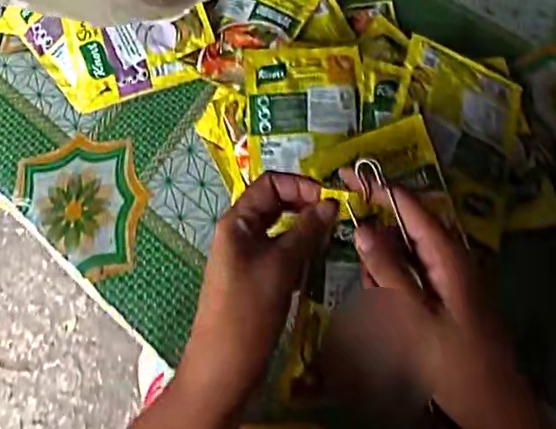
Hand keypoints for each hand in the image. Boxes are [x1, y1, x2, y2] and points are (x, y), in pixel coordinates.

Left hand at [150, 173, 335, 427]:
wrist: (221, 373)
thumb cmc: (248, 311)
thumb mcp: (281, 265)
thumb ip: (307, 230)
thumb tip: (331, 203)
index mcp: (237, 221)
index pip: (270, 183)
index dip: (300, 184)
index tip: (328, 198)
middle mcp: (239, 232)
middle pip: (274, 202)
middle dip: (304, 203)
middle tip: (333, 214)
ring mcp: (245, 256)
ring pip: (279, 227)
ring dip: (303, 227)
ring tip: (329, 235)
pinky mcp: (254, 277)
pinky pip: (279, 250)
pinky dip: (298, 248)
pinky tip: (314, 260)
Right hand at [340, 169, 542, 428]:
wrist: (495, 407)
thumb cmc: (457, 362)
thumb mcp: (415, 319)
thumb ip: (388, 271)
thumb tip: (363, 228)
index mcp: (445, 250)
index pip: (406, 201)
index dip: (374, 184)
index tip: (343, 174)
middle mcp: (447, 252)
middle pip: (400, 231)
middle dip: (378, 254)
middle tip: (375, 291)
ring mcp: (446, 273)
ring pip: (401, 258)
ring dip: (385, 281)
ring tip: (390, 322)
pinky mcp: (443, 292)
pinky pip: (410, 279)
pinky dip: (395, 295)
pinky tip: (396, 326)